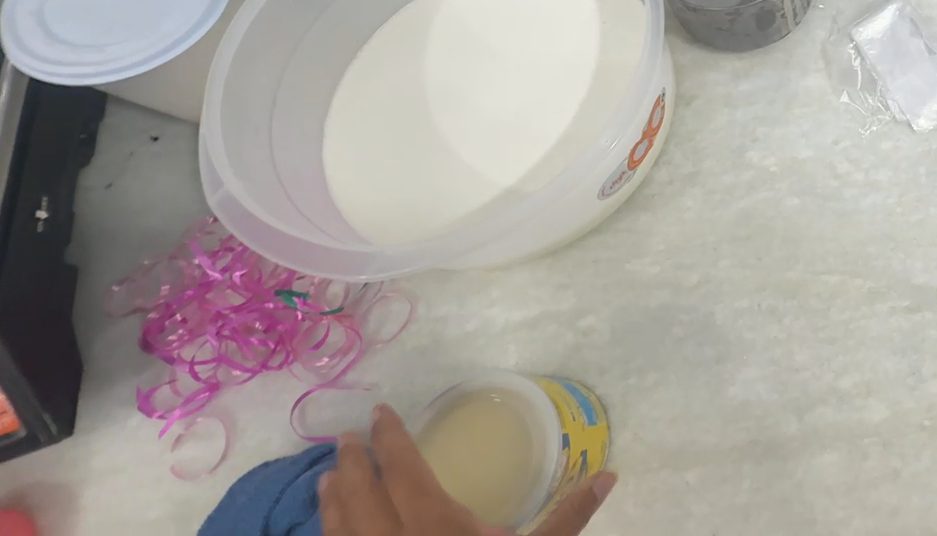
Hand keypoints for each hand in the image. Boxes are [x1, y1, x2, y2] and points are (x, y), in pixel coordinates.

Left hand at [320, 404, 616, 535]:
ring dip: (332, 504)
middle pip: (363, 500)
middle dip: (355, 466)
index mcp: (436, 529)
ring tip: (326, 478)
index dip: (391, 441)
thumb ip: (567, 519)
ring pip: (339, 535)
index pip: (405, 474)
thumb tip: (610, 475)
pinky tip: (331, 533)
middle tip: (345, 436)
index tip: (379, 412)